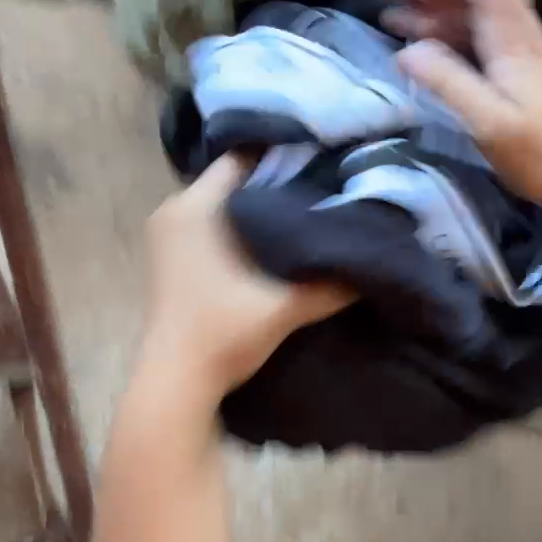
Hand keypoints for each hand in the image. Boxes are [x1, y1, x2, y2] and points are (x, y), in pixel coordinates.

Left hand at [139, 155, 351, 394]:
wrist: (177, 381)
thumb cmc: (222, 334)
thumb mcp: (285, 308)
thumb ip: (331, 285)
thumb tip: (372, 262)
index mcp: (193, 208)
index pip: (243, 160)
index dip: (285, 160)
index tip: (323, 166)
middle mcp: (173, 211)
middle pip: (235, 182)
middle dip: (276, 186)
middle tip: (323, 191)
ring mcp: (169, 237)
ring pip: (225, 207)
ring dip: (260, 211)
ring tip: (306, 217)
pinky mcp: (173, 260)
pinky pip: (213, 228)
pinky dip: (242, 231)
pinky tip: (275, 247)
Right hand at [375, 0, 541, 214]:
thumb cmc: (540, 156)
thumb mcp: (490, 123)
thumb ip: (449, 83)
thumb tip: (406, 52)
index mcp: (511, 33)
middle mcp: (513, 28)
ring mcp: (511, 46)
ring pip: (467, 2)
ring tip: (387, 4)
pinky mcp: (507, 67)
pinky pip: (469, 32)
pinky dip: (438, 27)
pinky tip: (409, 37)